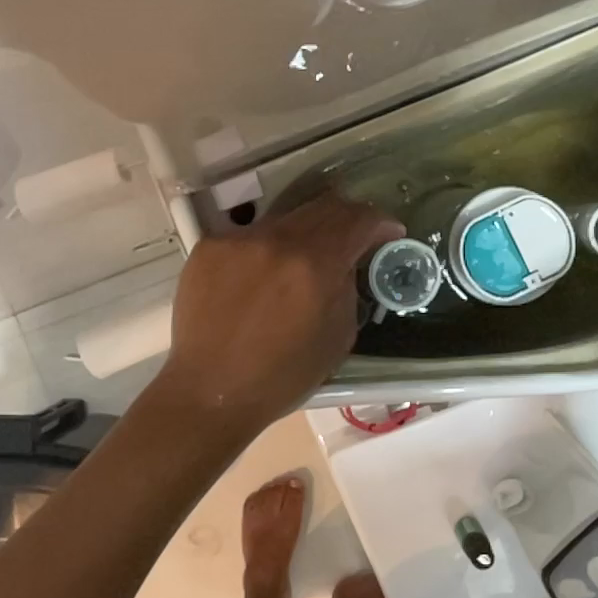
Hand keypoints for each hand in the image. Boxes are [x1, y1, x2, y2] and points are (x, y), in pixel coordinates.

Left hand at [156, 195, 402, 433]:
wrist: (210, 390)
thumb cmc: (281, 378)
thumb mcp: (338, 339)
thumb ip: (348, 290)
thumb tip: (346, 263)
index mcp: (315, 266)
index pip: (357, 219)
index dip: (380, 221)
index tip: (389, 232)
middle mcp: (276, 241)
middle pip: (323, 207)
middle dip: (346, 219)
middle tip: (352, 240)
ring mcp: (237, 240)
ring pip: (284, 220)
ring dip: (302, 236)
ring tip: (299, 266)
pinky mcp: (208, 247)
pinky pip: (248, 237)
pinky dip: (263, 251)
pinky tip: (258, 281)